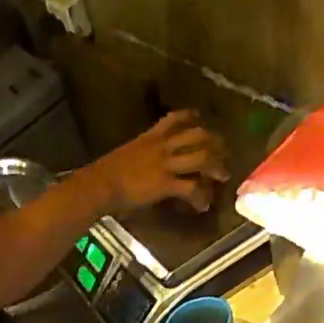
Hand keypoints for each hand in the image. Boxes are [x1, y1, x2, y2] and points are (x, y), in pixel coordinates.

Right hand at [80, 110, 228, 213]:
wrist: (100, 184)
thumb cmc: (105, 174)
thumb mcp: (126, 156)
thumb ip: (140, 156)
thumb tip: (144, 166)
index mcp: (150, 137)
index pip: (177, 118)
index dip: (193, 117)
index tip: (202, 121)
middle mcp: (162, 146)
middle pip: (198, 135)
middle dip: (215, 143)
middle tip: (224, 154)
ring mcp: (165, 164)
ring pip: (202, 157)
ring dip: (216, 166)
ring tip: (223, 177)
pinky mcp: (165, 184)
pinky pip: (191, 187)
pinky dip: (201, 196)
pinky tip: (202, 205)